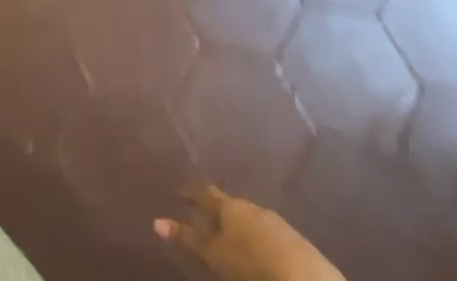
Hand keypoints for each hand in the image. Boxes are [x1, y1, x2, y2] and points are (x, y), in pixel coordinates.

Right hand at [154, 186, 345, 280]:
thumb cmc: (251, 264)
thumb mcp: (213, 254)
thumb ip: (186, 238)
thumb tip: (156, 221)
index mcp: (231, 206)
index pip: (205, 193)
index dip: (191, 193)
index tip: (179, 193)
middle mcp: (255, 209)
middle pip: (231, 207)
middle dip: (218, 213)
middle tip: (204, 220)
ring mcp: (281, 226)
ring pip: (253, 222)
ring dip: (241, 229)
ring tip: (232, 240)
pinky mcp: (301, 245)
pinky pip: (272, 237)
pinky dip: (260, 242)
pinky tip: (260, 255)